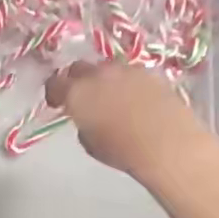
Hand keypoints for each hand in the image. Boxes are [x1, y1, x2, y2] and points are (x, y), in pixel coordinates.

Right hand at [45, 62, 218, 186]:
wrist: (164, 141)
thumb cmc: (119, 149)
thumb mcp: (88, 141)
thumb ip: (82, 122)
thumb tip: (87, 115)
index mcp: (77, 93)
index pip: (55, 83)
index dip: (54, 93)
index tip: (56, 103)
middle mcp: (98, 75)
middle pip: (79, 68)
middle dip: (76, 80)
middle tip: (81, 98)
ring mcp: (125, 70)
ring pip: (105, 68)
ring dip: (102, 80)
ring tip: (108, 98)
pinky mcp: (148, 72)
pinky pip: (128, 73)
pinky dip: (124, 82)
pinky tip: (131, 99)